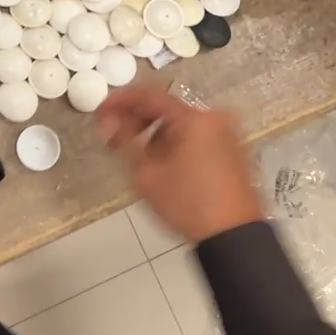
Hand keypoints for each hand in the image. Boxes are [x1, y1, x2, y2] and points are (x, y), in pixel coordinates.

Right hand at [95, 87, 263, 241]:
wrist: (235, 237)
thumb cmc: (187, 203)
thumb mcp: (147, 173)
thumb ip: (124, 140)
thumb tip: (107, 120)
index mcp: (194, 118)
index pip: (149, 96)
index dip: (120, 101)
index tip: (100, 111)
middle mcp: (213, 118)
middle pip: (166, 109)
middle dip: (136, 119)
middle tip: (112, 134)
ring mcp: (227, 134)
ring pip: (180, 124)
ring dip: (154, 132)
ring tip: (133, 152)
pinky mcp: (232, 150)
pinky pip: (195, 136)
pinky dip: (173, 141)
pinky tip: (158, 159)